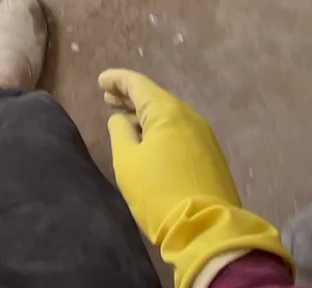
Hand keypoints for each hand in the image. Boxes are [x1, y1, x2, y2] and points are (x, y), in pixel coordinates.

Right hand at [99, 69, 289, 287]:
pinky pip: (179, 131)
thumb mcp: (127, 160)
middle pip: (154, 97)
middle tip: (108, 98)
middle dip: (129, 96)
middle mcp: (188, 116)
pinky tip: (148, 140)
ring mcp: (203, 137)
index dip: (117, 80)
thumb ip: (119, 131)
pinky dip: (160, 129)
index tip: (101, 80)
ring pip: (168, 115)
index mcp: (167, 110)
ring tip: (125, 120)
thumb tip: (121, 120)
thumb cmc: (159, 192)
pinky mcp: (210, 157)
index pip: (137, 84)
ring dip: (144, 115)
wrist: (208, 232)